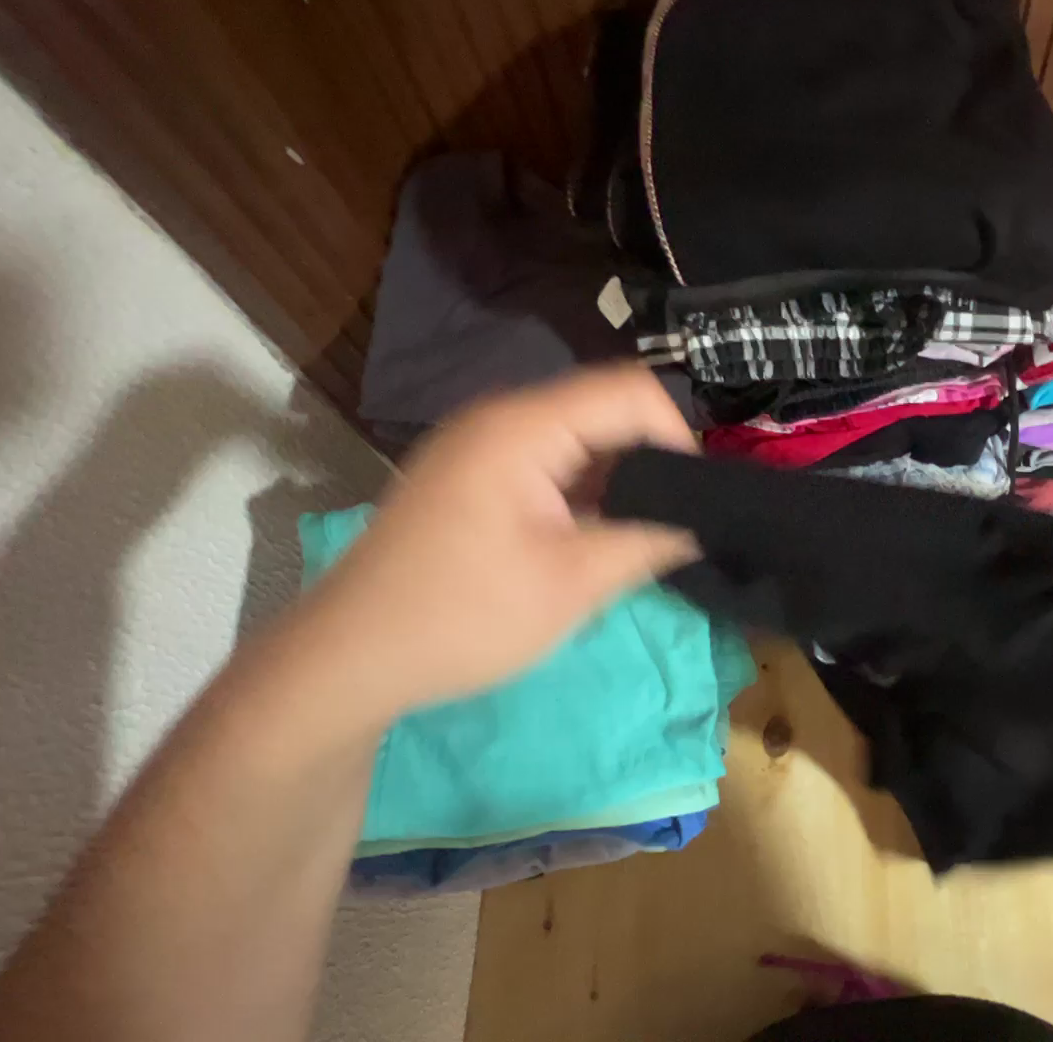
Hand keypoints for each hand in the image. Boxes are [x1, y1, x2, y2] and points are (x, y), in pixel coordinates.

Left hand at [267, 364, 700, 719]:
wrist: (349, 660)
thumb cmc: (463, 617)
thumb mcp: (573, 583)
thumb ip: (650, 541)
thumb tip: (704, 523)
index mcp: (523, 427)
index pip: (631, 393)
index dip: (679, 437)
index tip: (698, 499)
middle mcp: (501, 418)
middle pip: (606, 410)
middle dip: (654, 459)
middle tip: (683, 520)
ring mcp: (483, 446)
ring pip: (581, 439)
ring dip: (622, 479)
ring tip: (649, 533)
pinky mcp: (475, 476)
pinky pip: (551, 463)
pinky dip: (588, 491)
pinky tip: (601, 535)